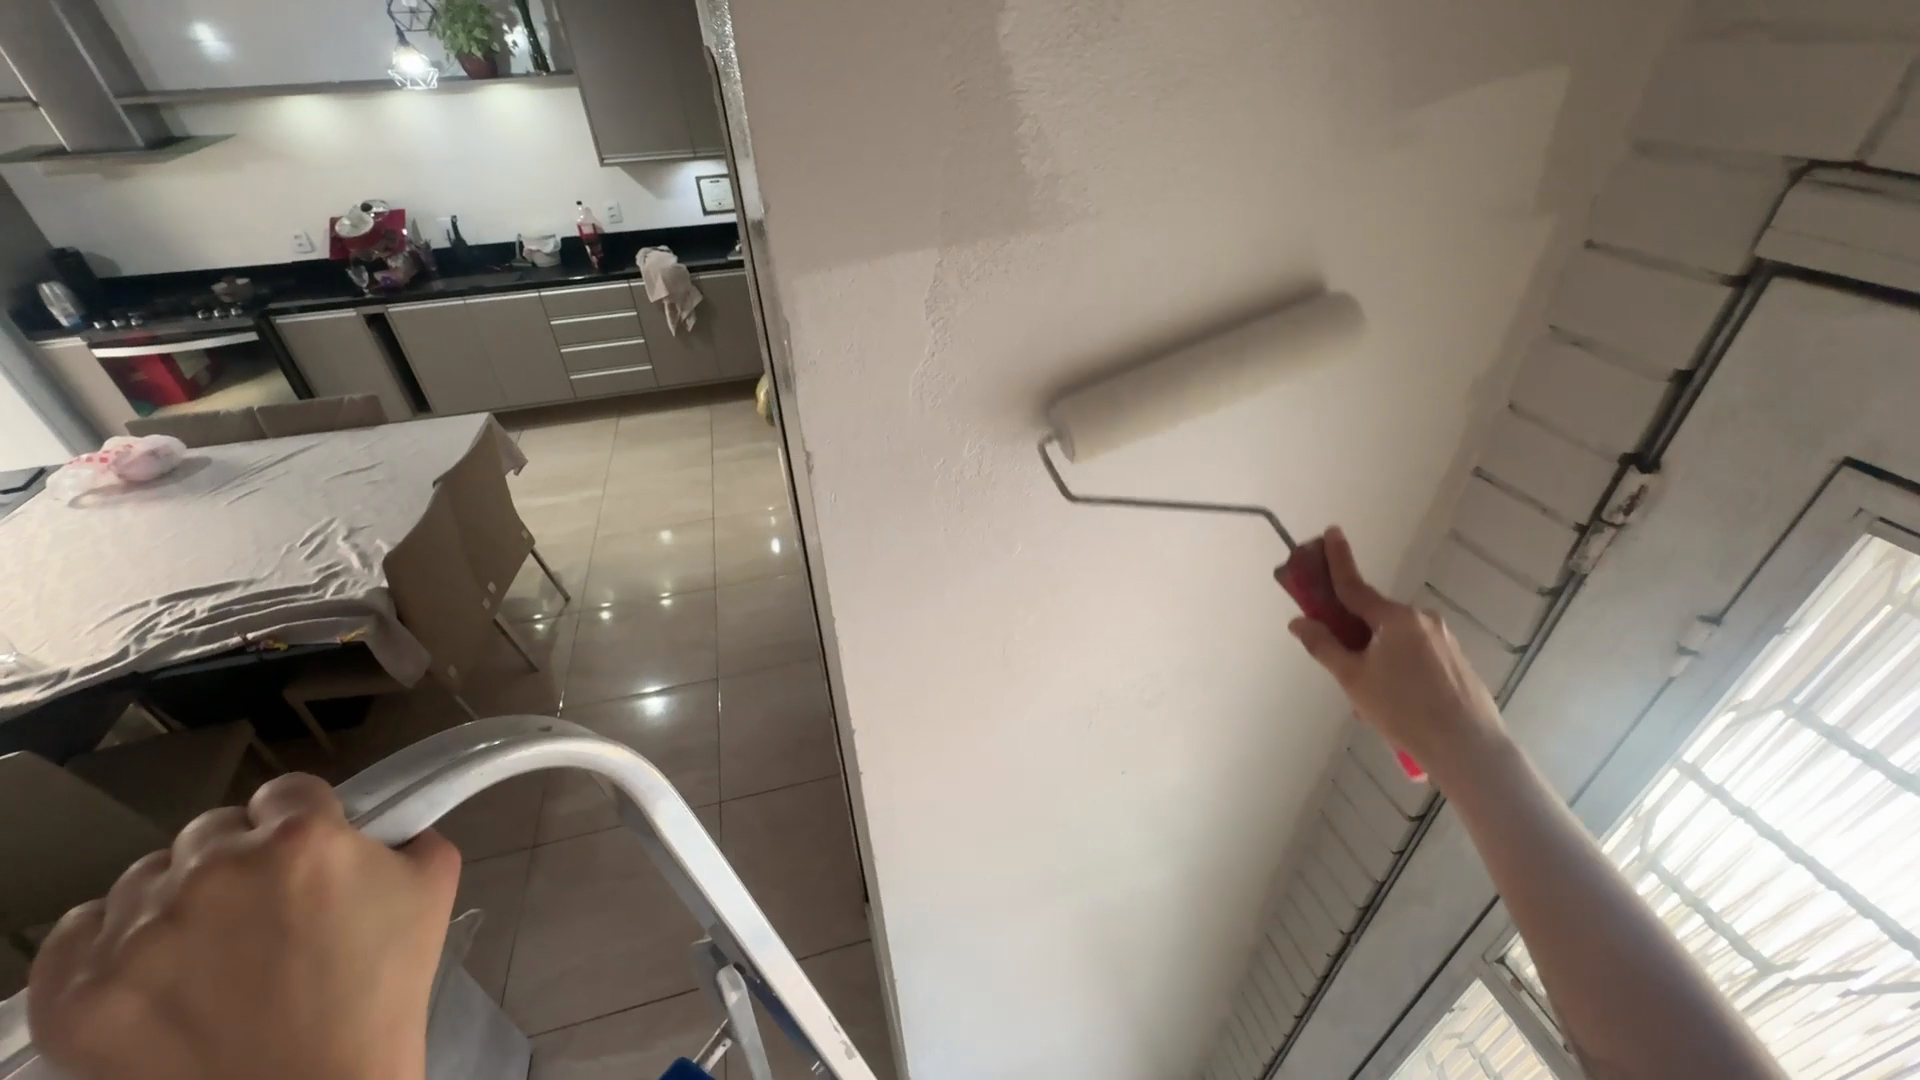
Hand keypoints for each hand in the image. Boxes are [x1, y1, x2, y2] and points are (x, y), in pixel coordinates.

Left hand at [28, 773, 460, 1079]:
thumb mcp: (433, 886)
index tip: (314, 853)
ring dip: (178, 896)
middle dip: (240, 855)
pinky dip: (110, 941)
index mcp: (303, 839)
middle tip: (268, 903)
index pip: (287, 790)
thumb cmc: (386, 984)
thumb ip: (409, 833)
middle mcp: (214, 872)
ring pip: (146, 876)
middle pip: (211, 828)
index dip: (306, 818)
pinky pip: (76, 932)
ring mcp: (136, 935)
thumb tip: (377, 826)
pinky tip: (155, 966)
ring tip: (212, 944)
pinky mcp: (75, 994)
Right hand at [1285, 527, 1508, 784]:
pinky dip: (1398, 666)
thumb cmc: (1402, 709)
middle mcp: (1420, 620)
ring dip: (1375, 654)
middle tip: (1342, 664)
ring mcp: (1442, 639)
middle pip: (1373, 616)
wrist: (1467, 746)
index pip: (1354, 584)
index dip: (1337, 559)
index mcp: (1393, 619)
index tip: (1332, 531)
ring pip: (1394, 638)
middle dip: (1352, 632)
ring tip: (1374, 698)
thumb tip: (1300, 622)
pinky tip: (1399, 701)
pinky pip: (1415, 653)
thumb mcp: (1352, 679)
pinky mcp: (1455, 660)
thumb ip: (1324, 646)